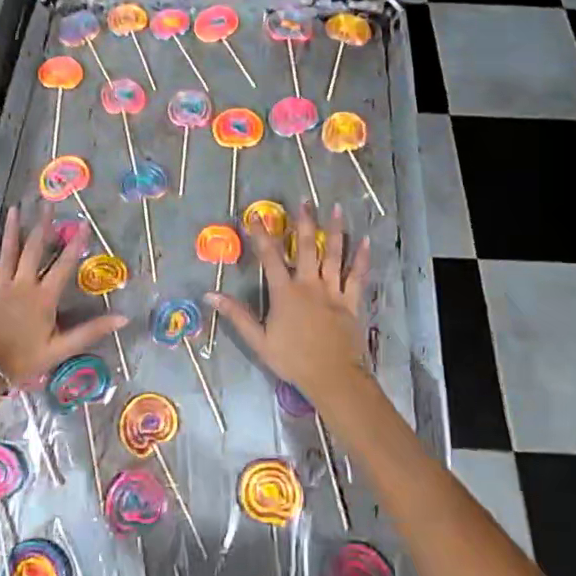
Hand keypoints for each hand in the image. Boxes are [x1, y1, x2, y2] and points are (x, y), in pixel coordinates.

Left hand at [0, 207, 125, 386]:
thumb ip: (91, 330)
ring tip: (14, 210)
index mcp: (43, 297)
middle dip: (41, 226)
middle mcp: (22, 286)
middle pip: (33, 250)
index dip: (75, 244)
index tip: (84, 224)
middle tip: (46, 204)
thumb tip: (124, 318)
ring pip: (6, 253)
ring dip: (11, 230)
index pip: (64, 265)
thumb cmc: (24, 359)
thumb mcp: (62, 347)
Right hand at [210, 203, 371, 408]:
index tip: (254, 216)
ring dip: (334, 230)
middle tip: (304, 200)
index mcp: (285, 293)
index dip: (261, 235)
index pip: (270, 258)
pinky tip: (365, 240)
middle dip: (303, 222)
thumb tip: (211, 295)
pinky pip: (357, 275)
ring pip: (334, 255)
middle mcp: (309, 285)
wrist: (331, 375)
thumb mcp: (259, 340)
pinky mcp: (351, 300)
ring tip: (335, 208)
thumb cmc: (293, 360)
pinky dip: (361, 257)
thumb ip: (237, 315)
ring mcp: (333, 291)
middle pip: (306, 247)